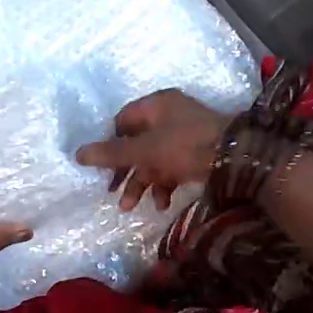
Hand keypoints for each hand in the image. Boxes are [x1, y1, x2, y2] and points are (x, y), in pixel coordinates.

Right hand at [75, 89, 228, 211]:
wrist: (235, 157)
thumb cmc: (184, 146)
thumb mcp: (143, 151)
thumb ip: (111, 154)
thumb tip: (77, 154)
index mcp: (155, 105)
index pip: (122, 121)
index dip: (110, 143)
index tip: (102, 166)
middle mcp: (169, 116)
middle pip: (137, 143)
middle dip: (125, 172)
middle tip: (112, 192)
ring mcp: (185, 135)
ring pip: (154, 159)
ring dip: (142, 183)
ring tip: (132, 208)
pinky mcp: (197, 153)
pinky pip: (173, 167)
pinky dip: (164, 185)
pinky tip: (162, 204)